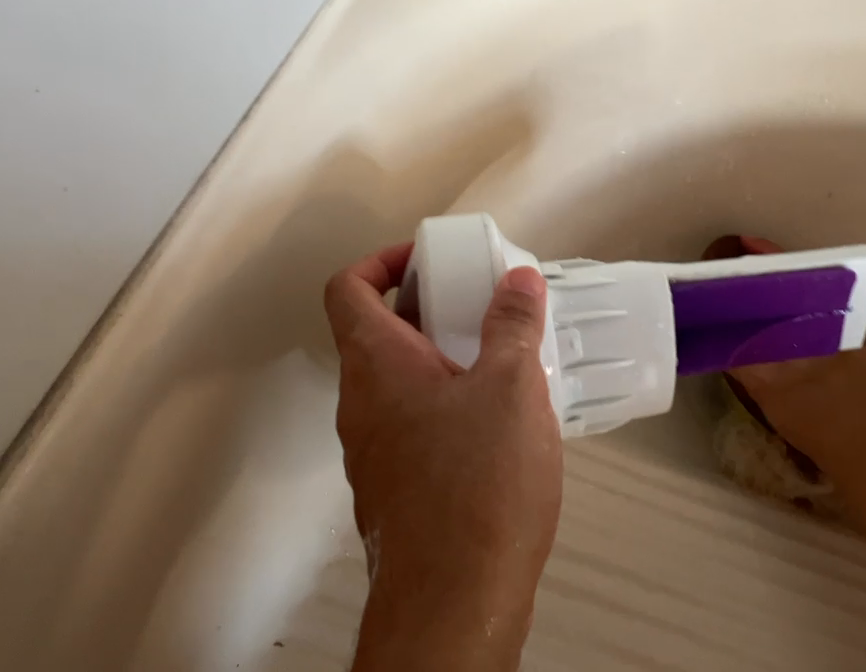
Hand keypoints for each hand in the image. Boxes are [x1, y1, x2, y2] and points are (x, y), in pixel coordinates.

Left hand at [323, 243, 562, 671]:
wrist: (456, 606)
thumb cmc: (479, 484)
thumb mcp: (513, 388)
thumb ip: (514, 327)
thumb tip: (517, 280)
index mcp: (376, 365)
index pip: (347, 288)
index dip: (381, 260)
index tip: (431, 260)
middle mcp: (362, 404)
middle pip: (379, 332)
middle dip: (431, 308)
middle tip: (483, 305)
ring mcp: (374, 452)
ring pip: (400, 381)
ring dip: (444, 358)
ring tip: (502, 360)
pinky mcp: (397, 490)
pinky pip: (415, 423)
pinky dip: (448, 403)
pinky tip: (499, 421)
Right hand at [716, 236, 865, 488]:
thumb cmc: (824, 423)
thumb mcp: (774, 395)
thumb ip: (745, 367)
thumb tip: (716, 342)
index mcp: (831, 330)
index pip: (799, 280)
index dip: (772, 259)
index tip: (745, 243)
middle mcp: (845, 335)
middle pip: (805, 295)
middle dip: (773, 283)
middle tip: (739, 278)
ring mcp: (851, 355)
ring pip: (810, 318)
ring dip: (781, 309)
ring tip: (747, 305)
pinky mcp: (849, 374)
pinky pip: (814, 339)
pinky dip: (790, 333)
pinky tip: (770, 344)